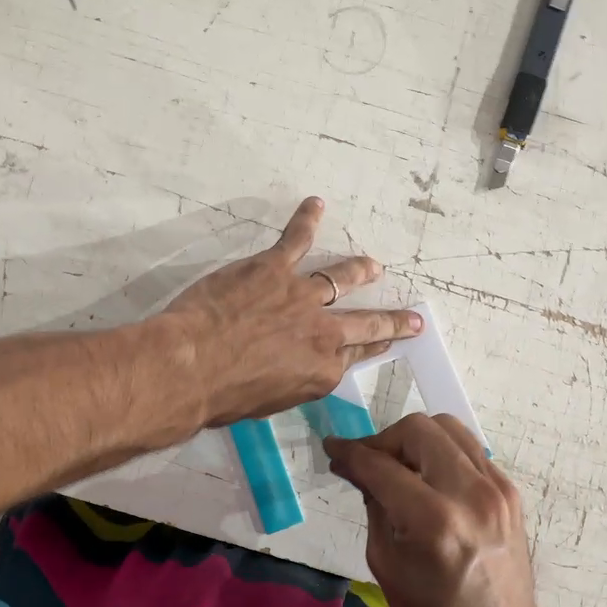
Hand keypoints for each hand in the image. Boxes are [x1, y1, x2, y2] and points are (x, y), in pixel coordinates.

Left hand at [161, 197, 422, 425]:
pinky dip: (307, 219)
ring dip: (359, 270)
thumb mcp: (272, 402)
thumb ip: (295, 382)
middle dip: (393, 320)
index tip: (387, 340)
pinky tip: (316, 204)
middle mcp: (323, 332)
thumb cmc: (224, 396)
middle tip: (413, 318)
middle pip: (365, 322)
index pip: (355, 355)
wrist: (193, 365)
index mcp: (322, 370)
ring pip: (341, 278)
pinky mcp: (274, 268)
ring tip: (373, 265)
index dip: (373, 346)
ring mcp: (302, 295)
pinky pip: (296, 239)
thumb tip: (299, 368)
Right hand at [331, 416, 606, 606]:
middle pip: (418, 429)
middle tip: (370, 463)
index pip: (381, 464)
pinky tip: (431, 480)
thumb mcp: (386, 563)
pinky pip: (470, 450)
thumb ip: (374, 505)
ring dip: (416, 439)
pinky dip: (443, 454)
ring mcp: (496, 489)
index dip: (350, 452)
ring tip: (401, 466)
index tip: (332, 448)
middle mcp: (469, 494)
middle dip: (385, 440)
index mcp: (432, 521)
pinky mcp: (510, 491)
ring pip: (449, 427)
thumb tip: (359, 468)